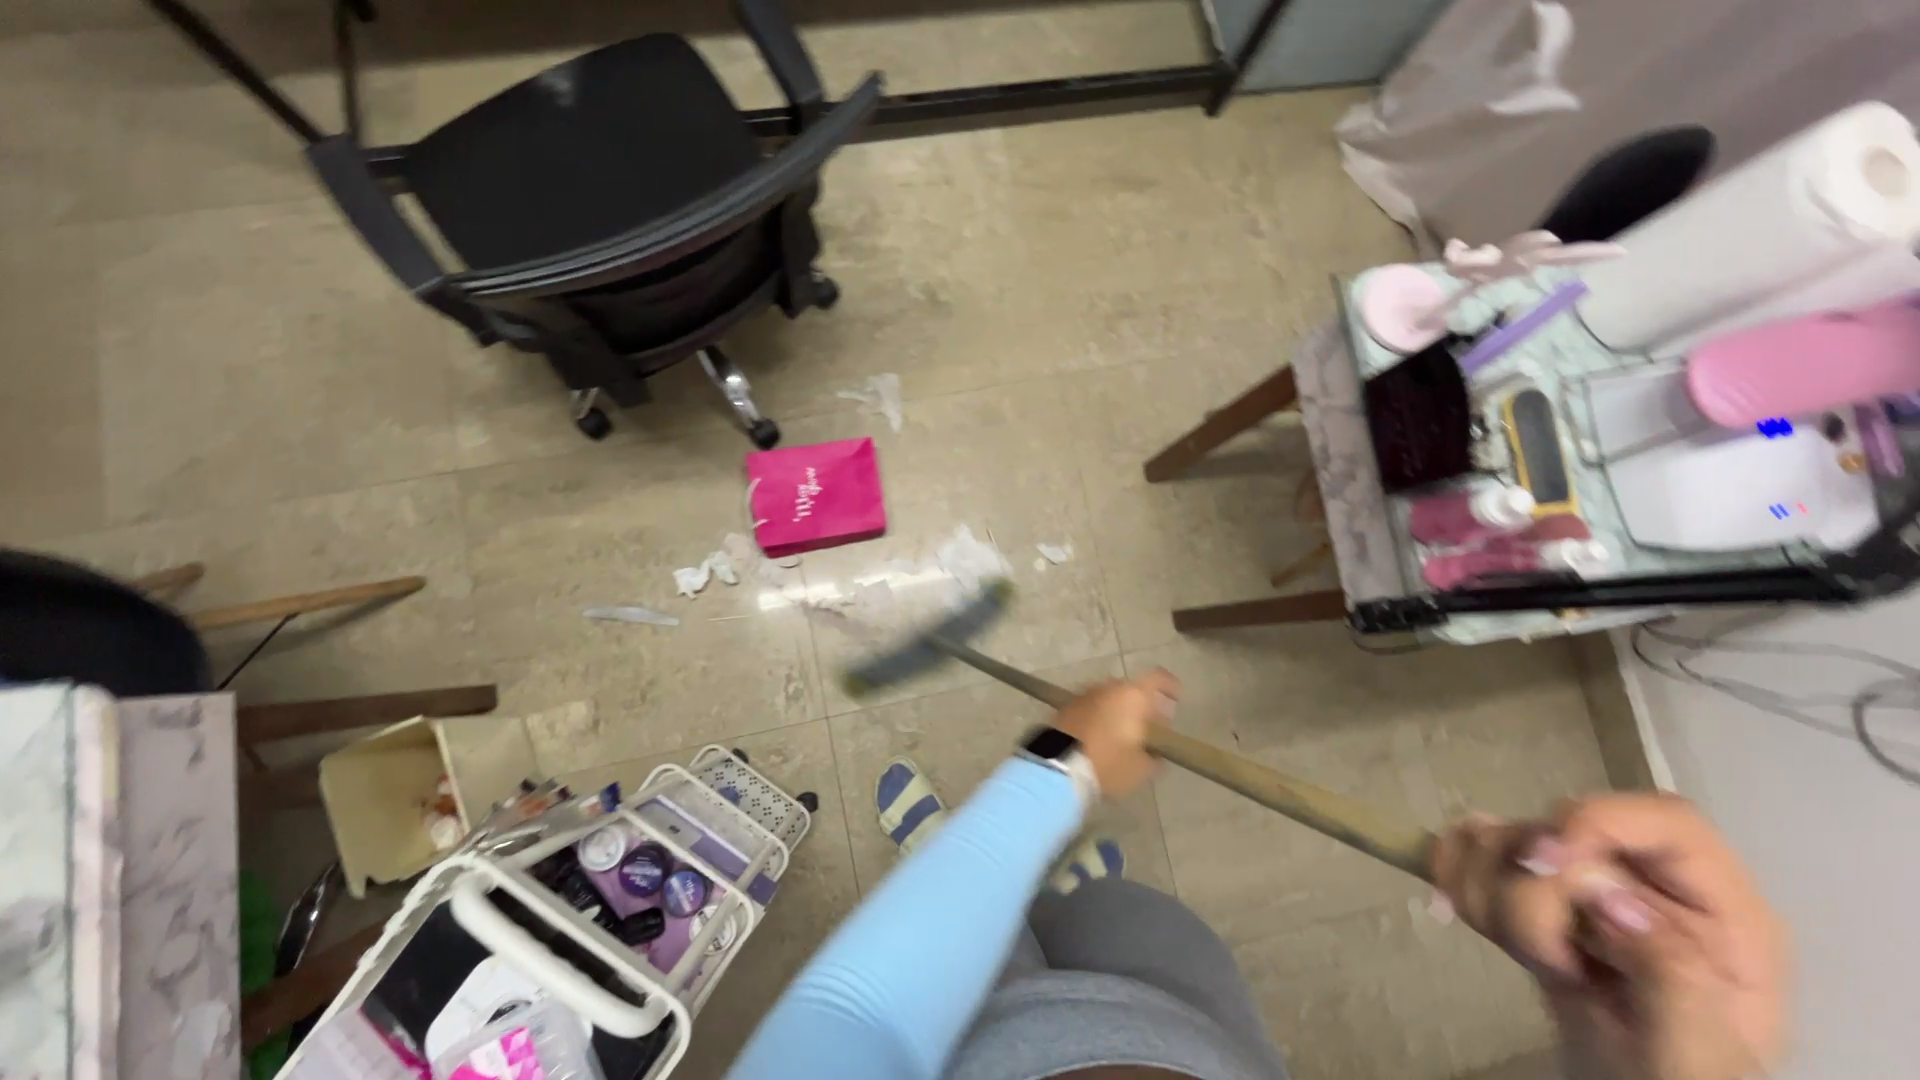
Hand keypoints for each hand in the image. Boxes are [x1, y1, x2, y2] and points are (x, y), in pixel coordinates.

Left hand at [1050, 669, 1178, 798]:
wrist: (1057, 766)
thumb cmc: (1108, 764)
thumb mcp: (1140, 769)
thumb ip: (1154, 759)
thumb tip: (1156, 756)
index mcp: (1132, 695)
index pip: (1158, 678)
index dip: (1170, 686)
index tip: (1175, 697)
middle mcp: (1108, 687)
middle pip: (1132, 689)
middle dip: (1142, 704)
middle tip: (1148, 725)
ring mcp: (1083, 694)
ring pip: (1109, 697)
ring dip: (1118, 710)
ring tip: (1122, 733)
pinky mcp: (1064, 706)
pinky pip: (1090, 706)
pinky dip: (1098, 715)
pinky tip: (1099, 736)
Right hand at [1432, 795, 1787, 1079]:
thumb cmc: (1673, 1078)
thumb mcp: (1694, 1056)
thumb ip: (1670, 978)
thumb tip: (1609, 896)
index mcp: (1716, 910)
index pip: (1662, 820)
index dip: (1596, 822)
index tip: (1539, 861)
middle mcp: (1645, 877)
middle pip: (1562, 826)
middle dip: (1532, 891)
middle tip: (1553, 964)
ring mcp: (1577, 876)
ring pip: (1504, 834)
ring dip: (1488, 895)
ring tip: (1533, 961)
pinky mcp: (1523, 882)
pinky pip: (1465, 846)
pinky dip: (1450, 876)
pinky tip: (1458, 915)